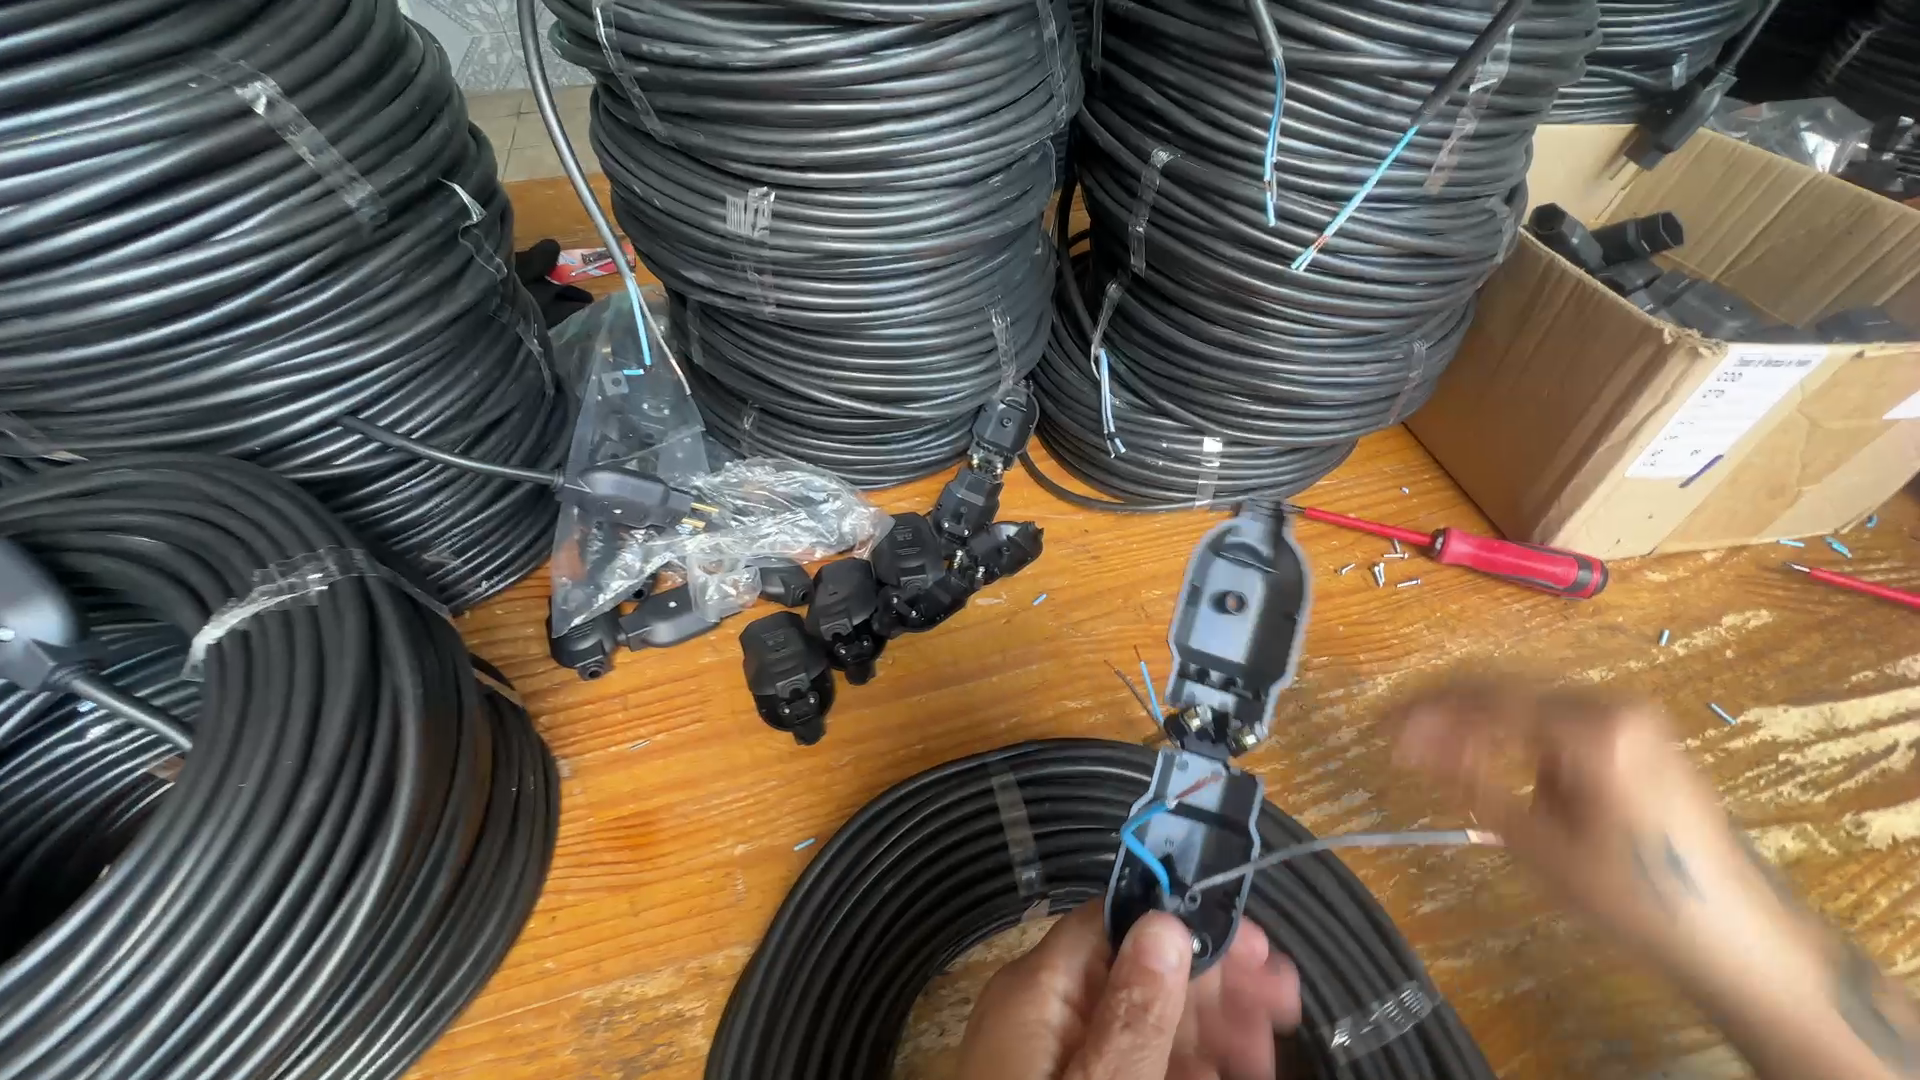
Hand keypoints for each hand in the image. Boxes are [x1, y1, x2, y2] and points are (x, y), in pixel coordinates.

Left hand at [957, 902, 1300, 1079]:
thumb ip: (1133, 1012)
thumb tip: (1163, 923)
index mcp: (1040, 990)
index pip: (1113, 924)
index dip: (1185, 928)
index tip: (1253, 950)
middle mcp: (1044, 1012)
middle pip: (1137, 971)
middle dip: (1210, 984)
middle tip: (1279, 1002)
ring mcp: (1054, 1057)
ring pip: (1140, 1021)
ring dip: (1205, 1029)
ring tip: (1262, 1048)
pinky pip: (1125, 1062)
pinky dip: (1176, 1066)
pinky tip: (1218, 1076)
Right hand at [1390, 679, 1761, 954]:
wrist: (1737, 935)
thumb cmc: (1632, 895)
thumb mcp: (1537, 841)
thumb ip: (1470, 779)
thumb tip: (1409, 741)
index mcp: (1592, 728)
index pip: (1484, 701)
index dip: (1424, 714)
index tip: (1380, 731)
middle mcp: (1609, 703)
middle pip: (1499, 684)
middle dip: (1439, 705)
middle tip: (1392, 729)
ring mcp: (1624, 712)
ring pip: (1519, 693)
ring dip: (1467, 713)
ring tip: (1424, 740)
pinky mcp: (1629, 729)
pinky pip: (1547, 711)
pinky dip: (1502, 724)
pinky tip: (1476, 747)